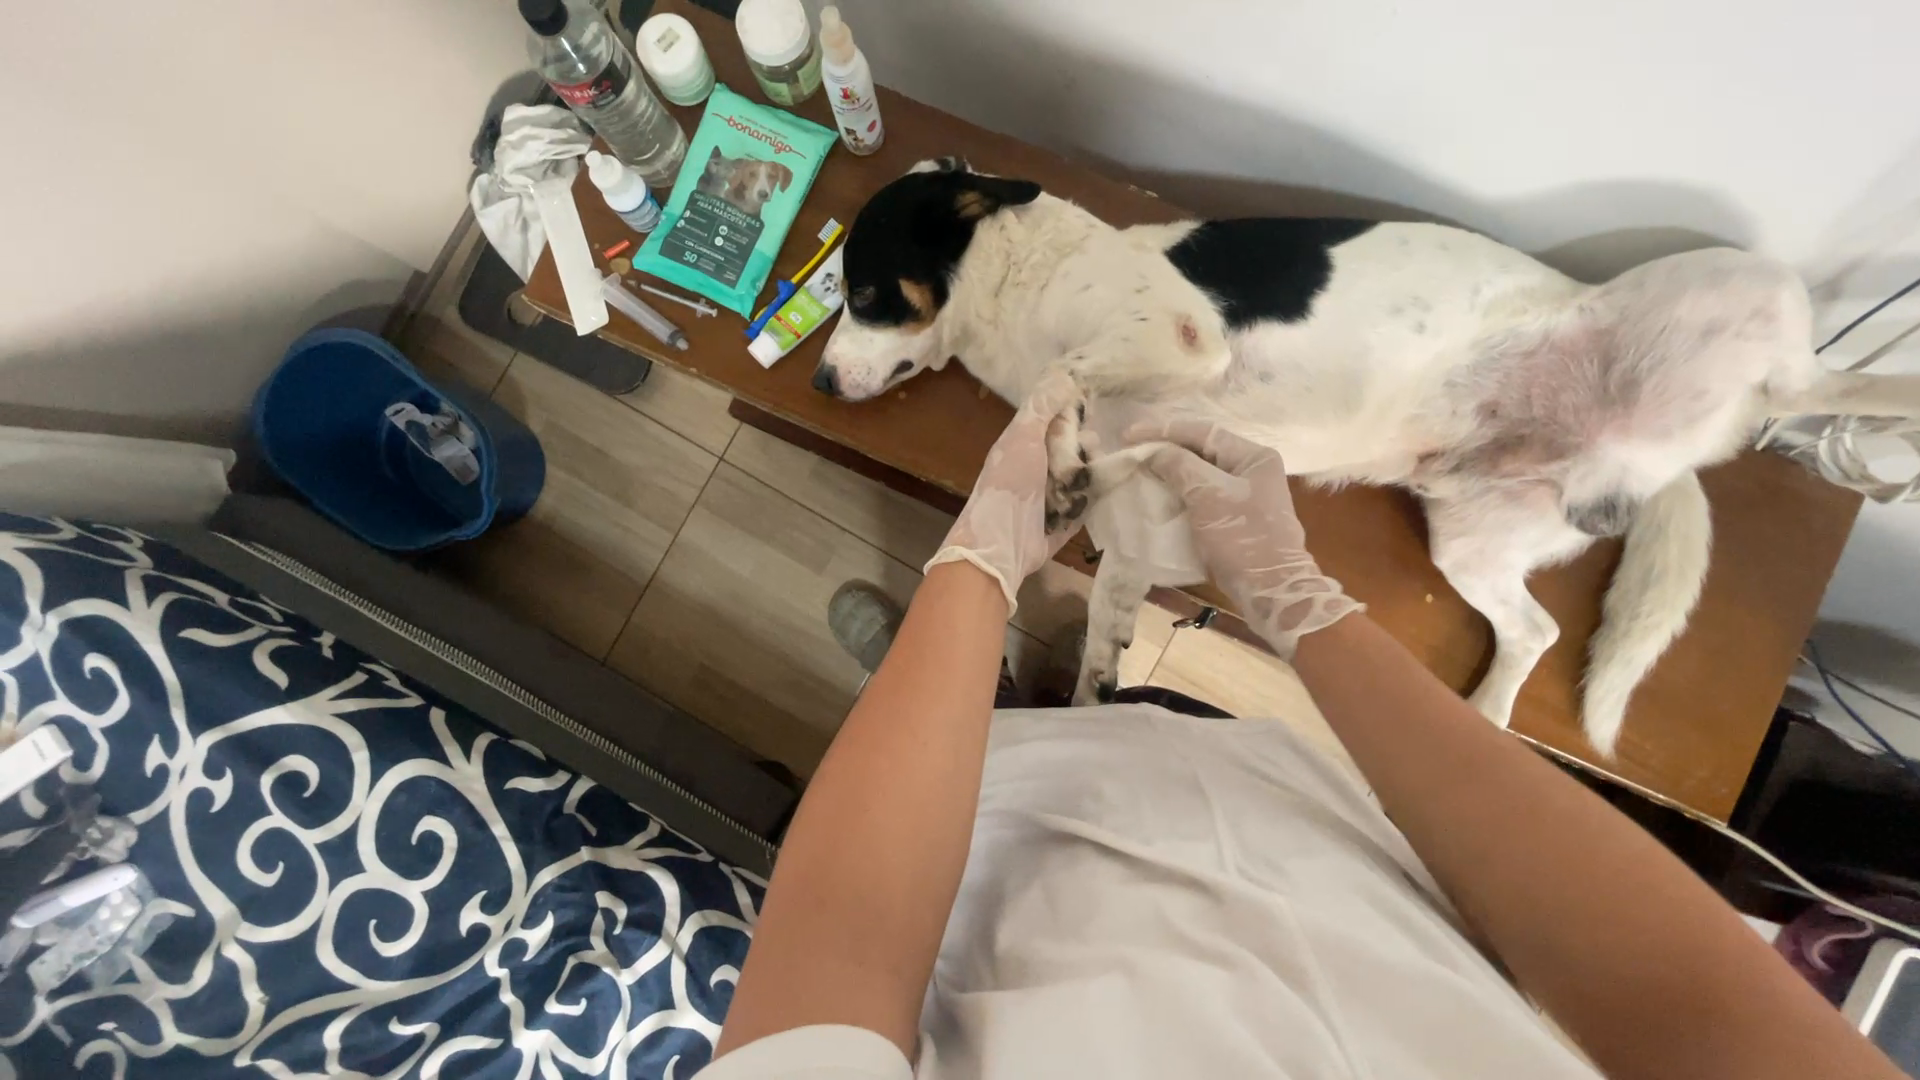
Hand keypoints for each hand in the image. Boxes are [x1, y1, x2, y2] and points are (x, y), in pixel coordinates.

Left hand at [926, 373, 1081, 614]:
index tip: (1097, 401)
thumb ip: (1042, 407)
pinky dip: (1100, 494)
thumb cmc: (1008, 484)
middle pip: (1075, 446)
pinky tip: (1117, 485)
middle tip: (1091, 447)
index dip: (1075, 411)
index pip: (1057, 420)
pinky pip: (1091, 500)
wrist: (1002, 542)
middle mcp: (1040, 467)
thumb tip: (1065, 375)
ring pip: (1086, 473)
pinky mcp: (1068, 518)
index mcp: (1026, 444)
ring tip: (1099, 470)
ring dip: (1094, 470)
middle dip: (1087, 445)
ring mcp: (1055, 494)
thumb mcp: (1022, 438)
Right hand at [1130, 418, 1361, 657]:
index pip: (1202, 431)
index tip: (1128, 435)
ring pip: (1197, 473)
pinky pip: (1198, 495)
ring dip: (1167, 471)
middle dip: (1164, 449)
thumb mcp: (1208, 496)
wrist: (1269, 590)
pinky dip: (1176, 492)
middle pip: (1200, 450)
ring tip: (1137, 470)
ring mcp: (1242, 495)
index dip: (1163, 430)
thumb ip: (1179, 466)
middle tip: (1130, 450)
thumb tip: (1153, 451)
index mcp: (1252, 456)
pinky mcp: (1232, 518)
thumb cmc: (1242, 537)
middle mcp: (1249, 469)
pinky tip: (1155, 494)